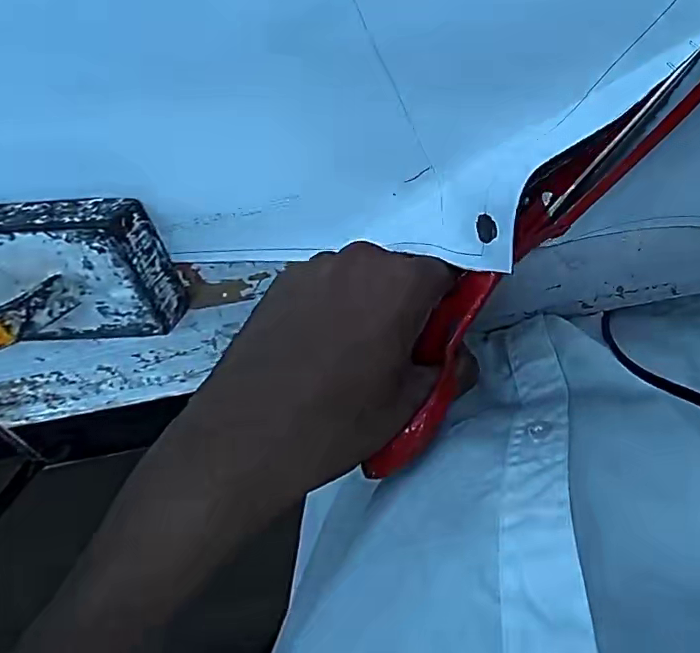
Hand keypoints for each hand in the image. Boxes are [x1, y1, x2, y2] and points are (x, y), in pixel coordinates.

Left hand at [174, 241, 469, 501]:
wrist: (240, 440)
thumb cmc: (335, 422)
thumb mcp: (409, 405)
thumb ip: (450, 368)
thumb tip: (459, 354)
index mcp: (401, 281)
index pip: (448, 274)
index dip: (449, 305)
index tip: (437, 337)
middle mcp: (361, 259)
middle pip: (403, 272)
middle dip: (408, 304)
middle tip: (395, 353)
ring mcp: (317, 266)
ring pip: (363, 277)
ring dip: (368, 303)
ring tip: (350, 355)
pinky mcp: (284, 281)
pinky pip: (327, 284)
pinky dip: (332, 306)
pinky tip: (317, 350)